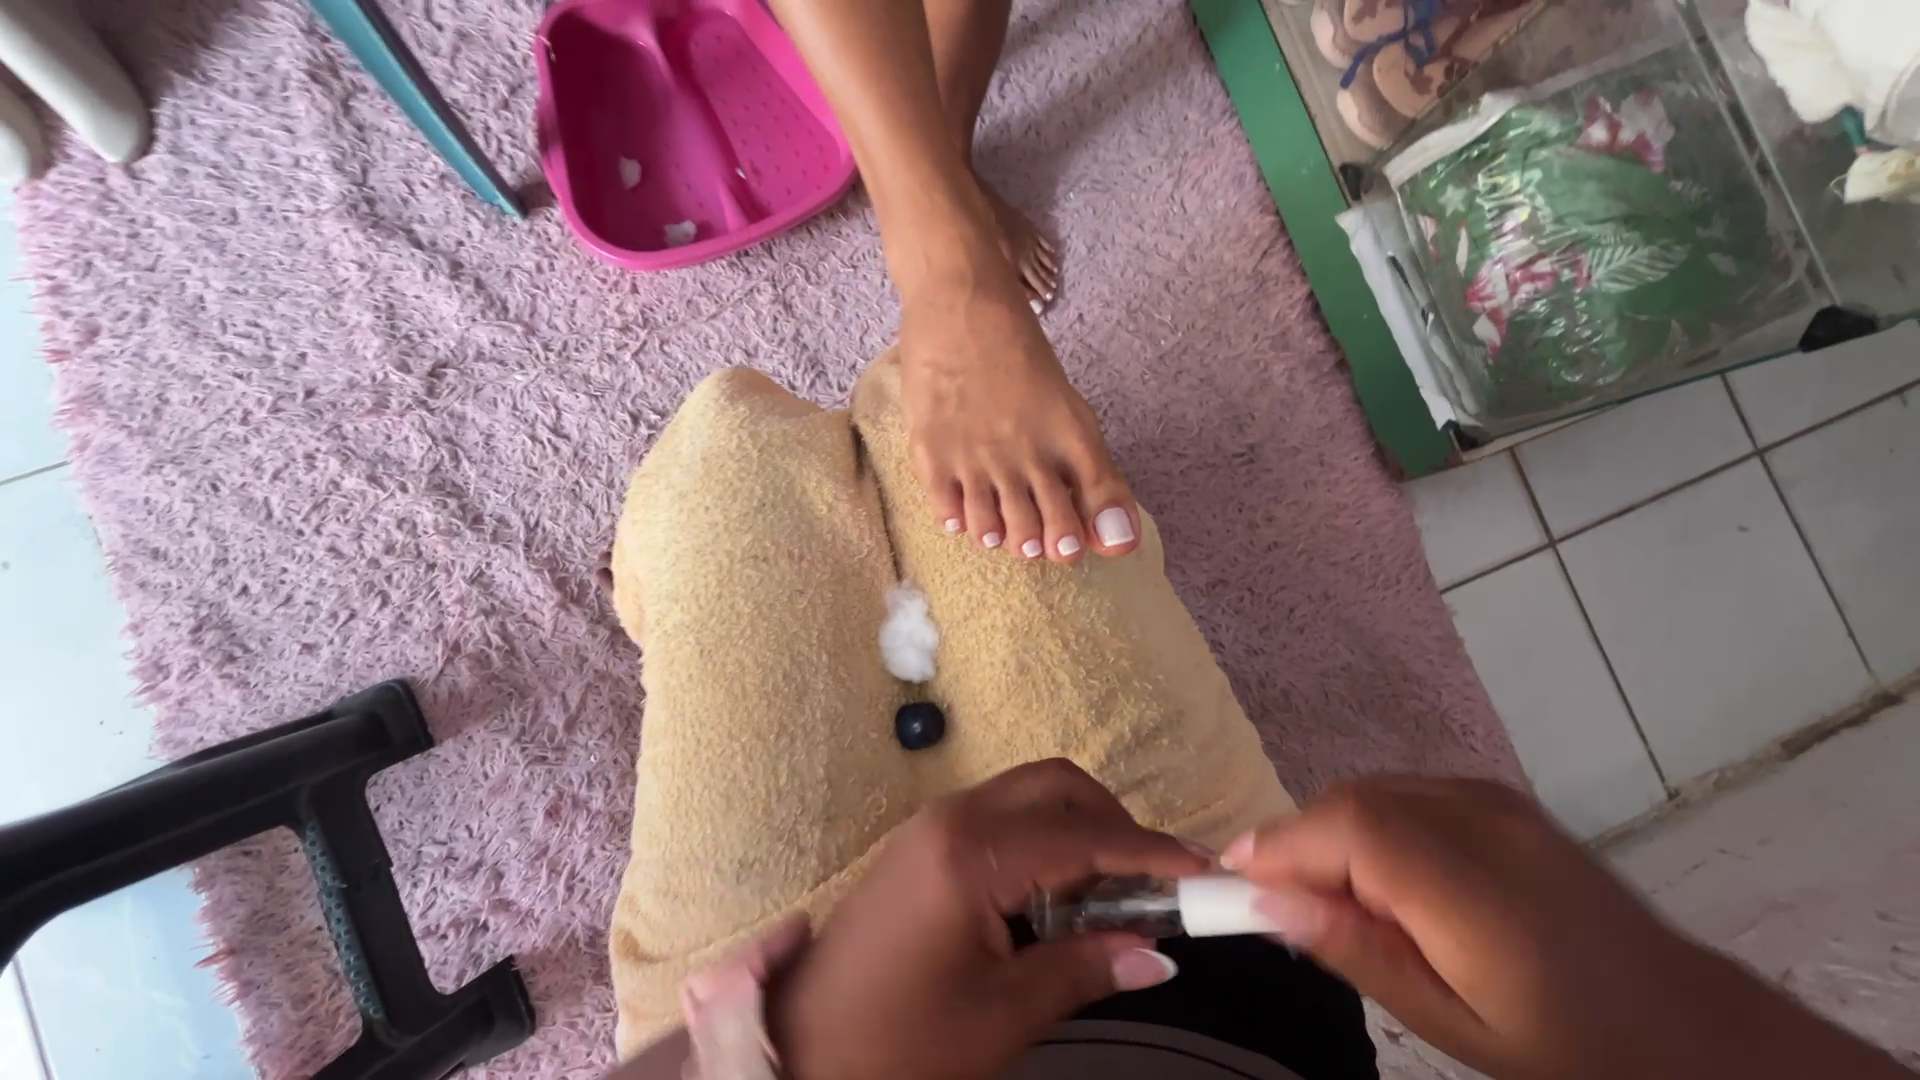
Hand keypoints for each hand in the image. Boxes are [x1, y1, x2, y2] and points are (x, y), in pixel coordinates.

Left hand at [767, 759, 1206, 1079]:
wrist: (803, 1047)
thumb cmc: (900, 1039)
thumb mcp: (1000, 1015)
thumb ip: (1083, 969)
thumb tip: (1158, 953)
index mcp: (971, 852)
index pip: (1082, 836)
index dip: (1150, 852)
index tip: (1203, 870)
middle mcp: (953, 815)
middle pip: (1055, 786)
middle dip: (1113, 821)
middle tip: (1153, 882)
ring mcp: (934, 822)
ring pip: (1029, 794)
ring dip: (1079, 827)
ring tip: (1113, 893)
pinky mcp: (925, 840)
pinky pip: (1002, 816)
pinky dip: (1044, 838)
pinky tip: (1060, 893)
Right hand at [897, 260, 1140, 564]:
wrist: (960, 304)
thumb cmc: (1018, 350)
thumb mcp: (1067, 404)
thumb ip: (1088, 469)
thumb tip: (1113, 535)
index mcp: (1069, 436)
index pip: (1095, 506)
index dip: (1090, 536)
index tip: (1077, 546)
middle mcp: (1026, 454)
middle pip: (1042, 530)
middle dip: (1043, 545)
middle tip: (1035, 541)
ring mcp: (977, 457)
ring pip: (993, 530)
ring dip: (1001, 536)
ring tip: (1000, 530)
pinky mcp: (933, 453)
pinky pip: (948, 512)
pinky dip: (959, 520)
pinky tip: (963, 511)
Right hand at [1222, 777, 1913, 1079]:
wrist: (1695, 1029)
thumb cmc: (1569, 1047)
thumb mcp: (1451, 1024)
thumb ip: (1354, 948)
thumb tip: (1264, 896)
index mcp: (1473, 886)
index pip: (1347, 829)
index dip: (1278, 845)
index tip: (1229, 882)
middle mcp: (1479, 820)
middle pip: (1350, 802)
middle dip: (1296, 842)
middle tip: (1272, 899)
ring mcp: (1491, 799)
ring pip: (1369, 792)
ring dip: (1327, 833)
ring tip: (1327, 894)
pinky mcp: (1496, 796)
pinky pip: (1400, 793)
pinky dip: (1364, 822)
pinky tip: (1379, 873)